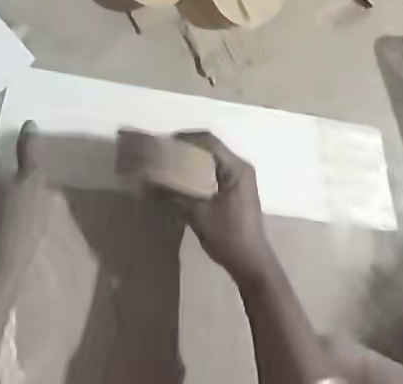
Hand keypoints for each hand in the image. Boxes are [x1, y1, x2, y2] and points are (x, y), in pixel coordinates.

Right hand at [170, 131, 274, 280]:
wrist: (252, 265)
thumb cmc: (229, 236)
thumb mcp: (199, 215)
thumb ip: (175, 196)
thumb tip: (150, 184)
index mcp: (236, 168)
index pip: (209, 141)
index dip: (186, 138)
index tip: (166, 143)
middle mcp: (240, 168)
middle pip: (211, 148)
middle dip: (188, 148)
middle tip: (166, 154)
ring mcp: (240, 179)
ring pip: (213, 160)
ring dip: (193, 160)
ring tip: (171, 165)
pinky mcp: (237, 191)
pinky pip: (216, 172)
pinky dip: (200, 172)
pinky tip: (185, 181)